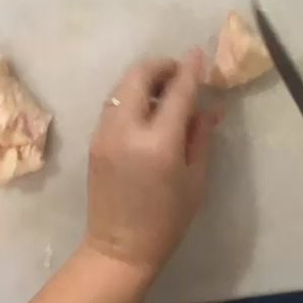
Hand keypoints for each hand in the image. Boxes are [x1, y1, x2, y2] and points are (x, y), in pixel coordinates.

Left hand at [82, 51, 219, 281]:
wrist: (120, 247)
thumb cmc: (167, 219)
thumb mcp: (195, 179)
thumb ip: (199, 137)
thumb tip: (209, 108)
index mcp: (158, 144)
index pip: (177, 93)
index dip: (190, 70)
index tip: (198, 54)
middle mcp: (126, 131)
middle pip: (138, 76)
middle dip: (160, 67)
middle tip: (179, 75)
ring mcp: (104, 134)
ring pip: (121, 88)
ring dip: (143, 81)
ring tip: (164, 93)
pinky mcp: (94, 141)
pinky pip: (112, 106)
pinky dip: (130, 98)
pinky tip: (146, 112)